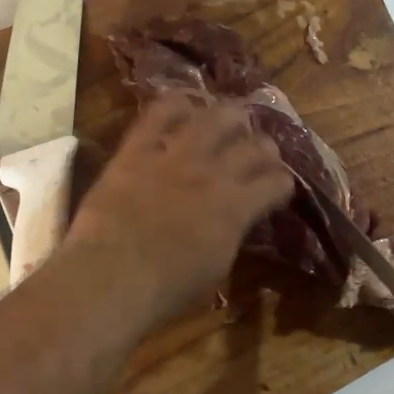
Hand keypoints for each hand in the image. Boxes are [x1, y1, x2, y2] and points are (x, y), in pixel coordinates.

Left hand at [64, 95, 293, 318]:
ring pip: (215, 117)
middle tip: (261, 149)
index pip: (277, 182)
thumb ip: (231, 234)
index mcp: (237, 207)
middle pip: (255, 145)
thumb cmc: (166, 289)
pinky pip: (159, 113)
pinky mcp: (137, 150)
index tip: (278, 186)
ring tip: (232, 117)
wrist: (111, 277)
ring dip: (230, 115)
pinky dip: (175, 104)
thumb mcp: (216, 266)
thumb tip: (235, 220)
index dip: (282, 182)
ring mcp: (175, 156)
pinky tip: (183, 104)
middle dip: (264, 146)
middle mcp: (214, 173)